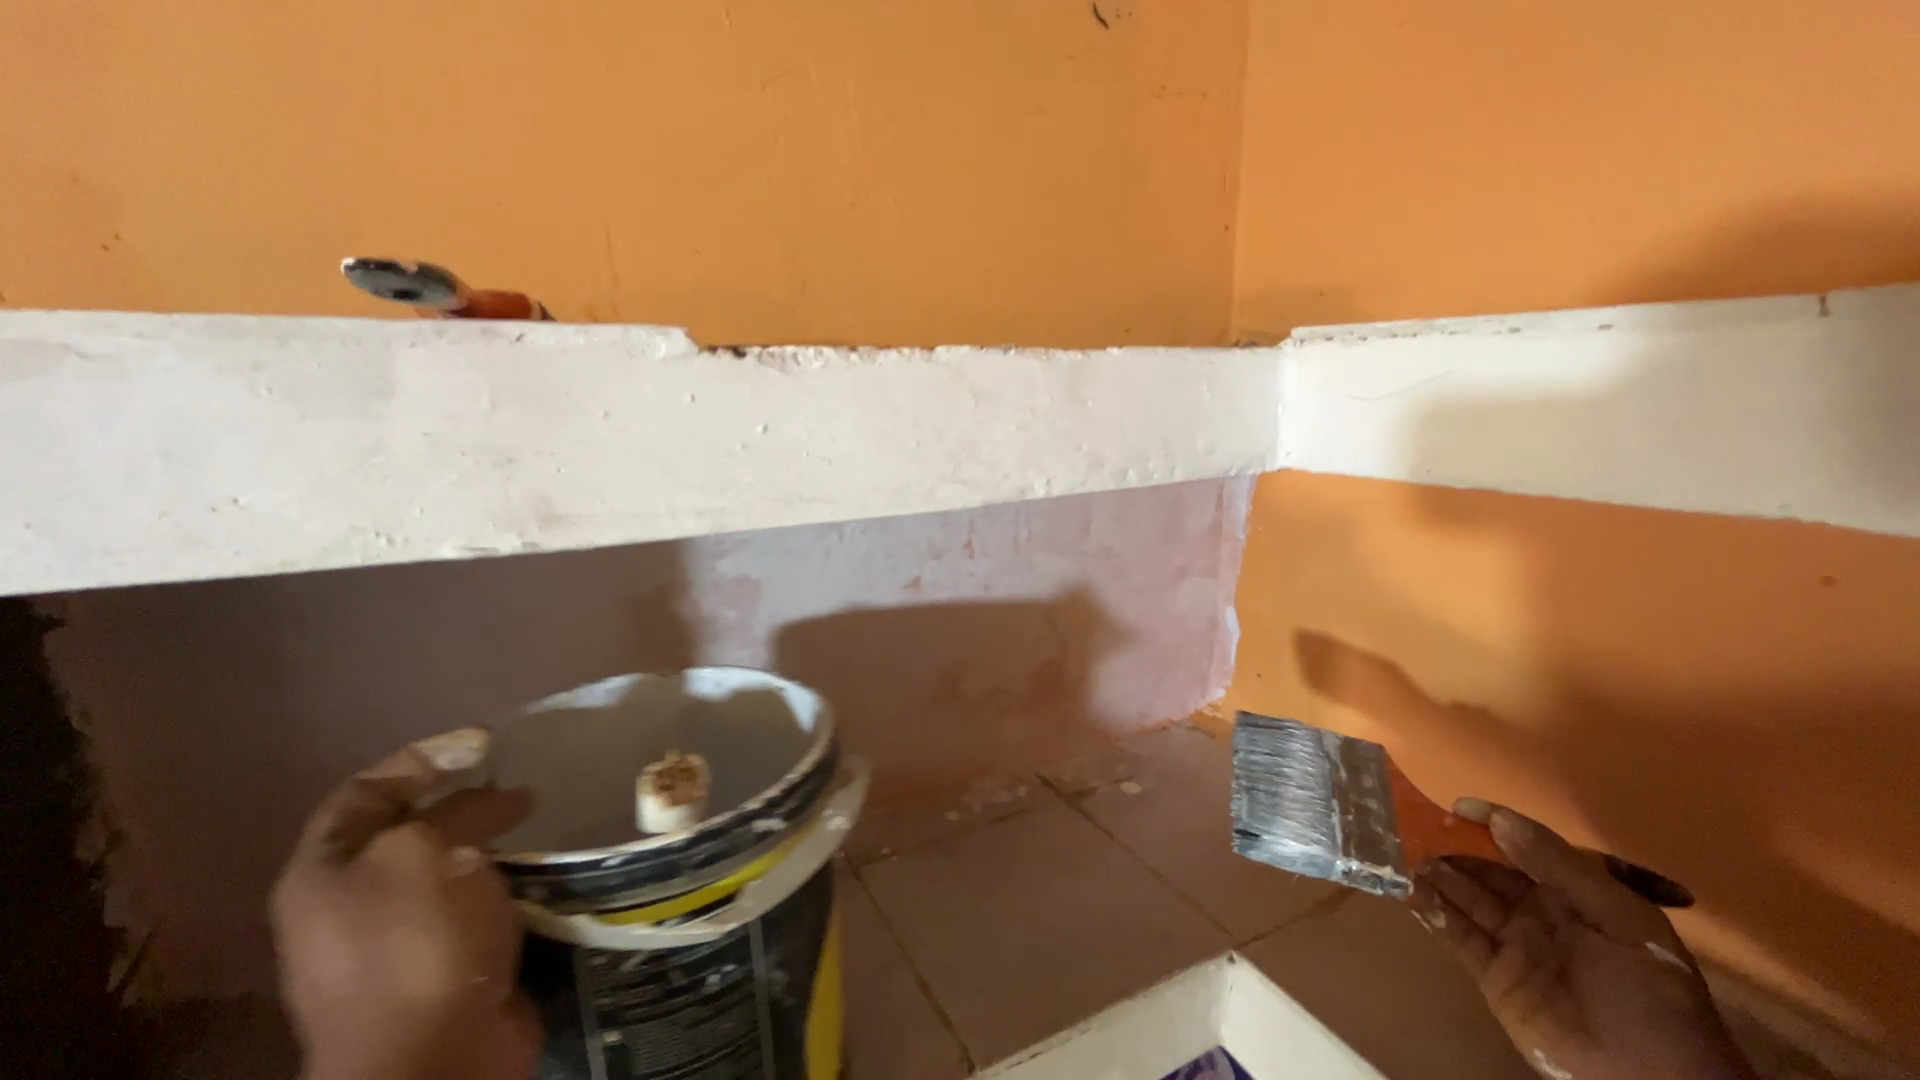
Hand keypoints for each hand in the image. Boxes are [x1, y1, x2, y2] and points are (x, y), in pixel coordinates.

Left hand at [271, 729, 540, 1079]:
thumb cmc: (413, 944)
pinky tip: (549, 872)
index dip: (420, 759)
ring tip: (545, 824)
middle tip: (520, 784)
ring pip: (454, 871)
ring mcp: (404, 940)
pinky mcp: (452, 966)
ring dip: (498, 847)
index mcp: (324, 873)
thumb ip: (462, 809)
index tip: (483, 745)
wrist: (433, 1058)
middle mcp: (355, 903)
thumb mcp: (426, 850)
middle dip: (467, 802)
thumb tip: (507, 799)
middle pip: (412, 831)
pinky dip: (516, 887)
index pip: (365, 791)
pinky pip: (485, 909)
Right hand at [1412, 803, 1754, 1079]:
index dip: (1490, 824)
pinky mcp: (1490, 972)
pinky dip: (1430, 910)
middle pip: (1484, 867)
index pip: (1523, 845)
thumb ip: (1562, 867)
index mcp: (1572, 890)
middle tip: (1413, 826)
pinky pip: (1455, 933)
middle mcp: (1536, 908)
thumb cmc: (1649, 991)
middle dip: (1450, 845)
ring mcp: (1511, 940)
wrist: (1653, 1078)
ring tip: (1399, 852)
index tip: (1455, 807)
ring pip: (1463, 895)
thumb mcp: (1621, 919)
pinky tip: (1407, 890)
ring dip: (1434, 873)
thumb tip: (1500, 820)